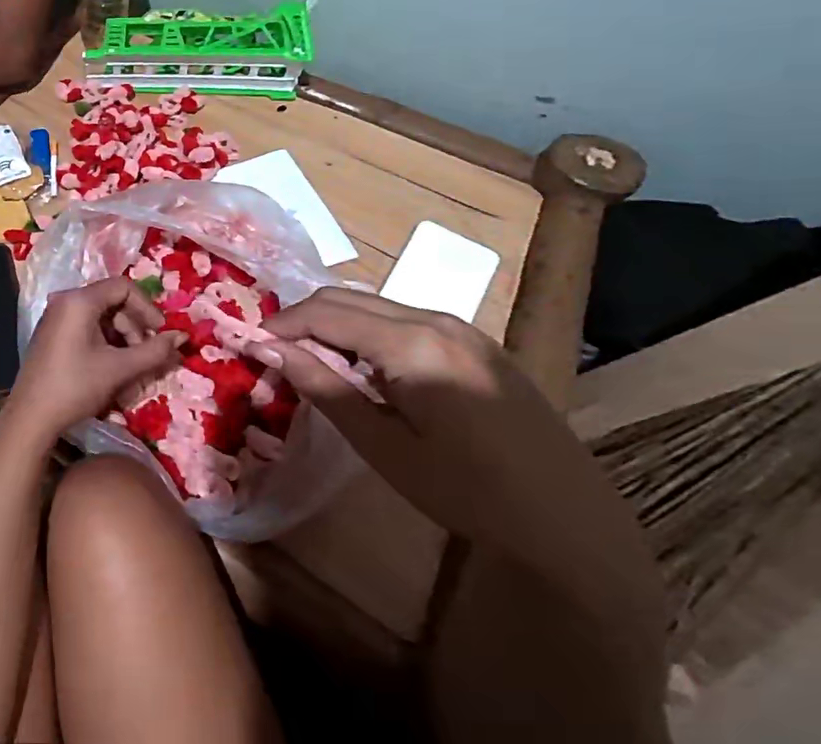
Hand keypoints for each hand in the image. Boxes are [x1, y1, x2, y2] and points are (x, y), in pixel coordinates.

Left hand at [2, 277, 184, 446]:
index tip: (160, 333)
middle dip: (135, 327)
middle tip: (147, 355)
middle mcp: (65, 301)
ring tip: (132, 367)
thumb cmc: (76, 386)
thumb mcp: (119, 368)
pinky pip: (87, 328)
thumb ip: (154, 350)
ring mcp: (57, 317)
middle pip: (113, 301)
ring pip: (102, 317)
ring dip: (123, 338)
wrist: (32, 416)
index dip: (147, 307)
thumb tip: (183, 336)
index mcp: (79, 300)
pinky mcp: (53, 334)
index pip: (124, 287)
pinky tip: (114, 368)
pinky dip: (106, 343)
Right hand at [248, 288, 651, 591]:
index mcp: (413, 344)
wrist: (571, 522)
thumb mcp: (384, 447)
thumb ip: (325, 389)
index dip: (281, 324)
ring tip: (312, 364)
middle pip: (348, 297)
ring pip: (375, 305)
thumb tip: (270, 349)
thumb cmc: (468, 492)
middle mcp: (436, 320)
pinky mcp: (476, 344)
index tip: (249, 345)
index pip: (326, 312)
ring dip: (334, 325)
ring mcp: (462, 329)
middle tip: (273, 355)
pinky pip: (404, 320)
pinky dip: (368, 333)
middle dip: (302, 319)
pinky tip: (365, 371)